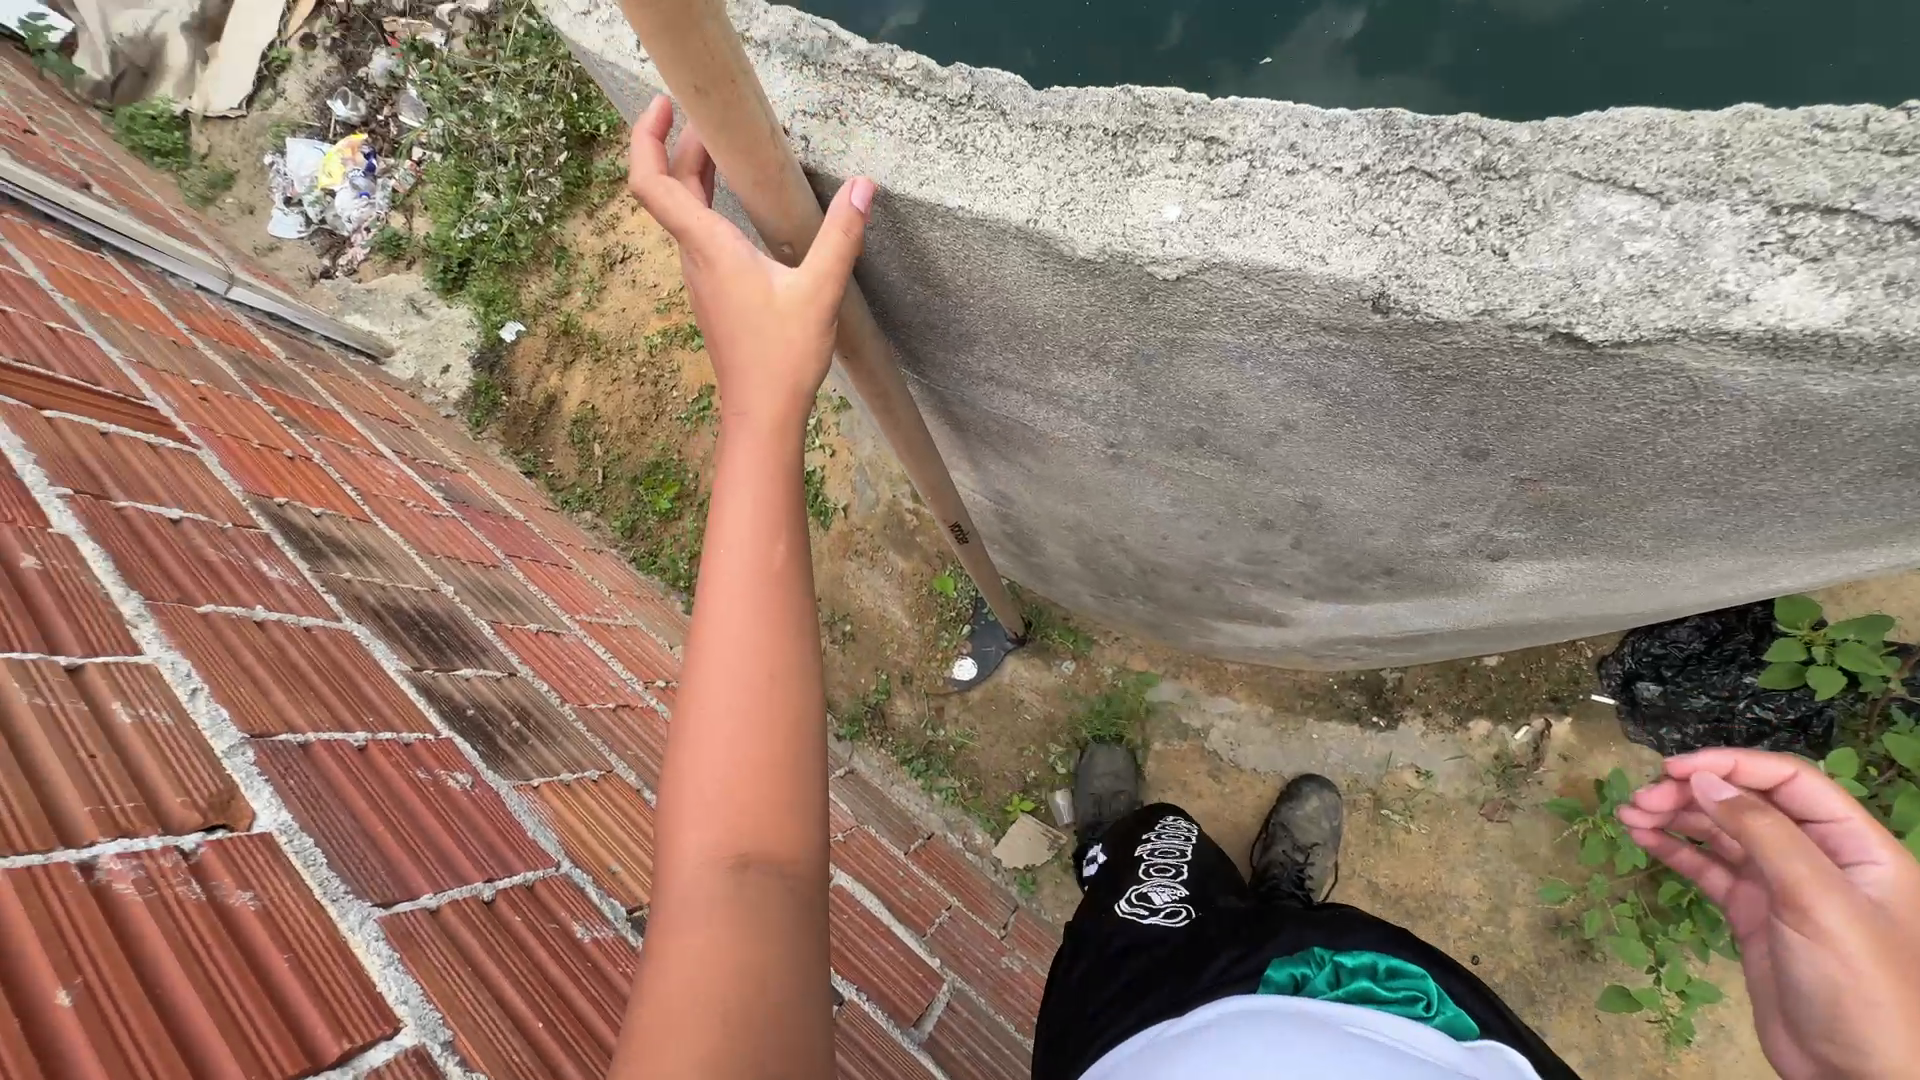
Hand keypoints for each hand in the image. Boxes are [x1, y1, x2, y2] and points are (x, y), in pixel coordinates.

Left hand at [626, 95, 874, 434]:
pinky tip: (743, 212)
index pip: (652, 181)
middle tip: (713, 119)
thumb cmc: (783, 357)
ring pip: (685, 216)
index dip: (647, 136)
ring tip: (729, 153)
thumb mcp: (820, 293)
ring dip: (696, 177)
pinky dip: (711, 209)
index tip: (666, 103)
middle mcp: (696, 259)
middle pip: (669, 190)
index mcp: (709, 247)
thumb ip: (841, 238)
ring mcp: (702, 280)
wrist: (762, 412)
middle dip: (683, 146)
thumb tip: (863, 188)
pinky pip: (702, 239)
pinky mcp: (716, 297)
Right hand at [1618, 748, 1919, 1078]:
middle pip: (1746, 803)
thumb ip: (1764, 834)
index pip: (1791, 782)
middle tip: (1639, 799)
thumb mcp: (1818, 902)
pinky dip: (1672, 848)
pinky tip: (1641, 837)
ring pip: (1720, 832)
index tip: (1672, 768)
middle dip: (1690, 793)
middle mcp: (1821, 860)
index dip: (1732, 765)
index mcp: (1858, 850)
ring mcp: (1784, 887)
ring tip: (1628, 816)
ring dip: (1673, 817)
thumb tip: (1702, 778)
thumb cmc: (1864, 989)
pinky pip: (1707, 867)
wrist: (1862, 1076)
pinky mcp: (1753, 913)